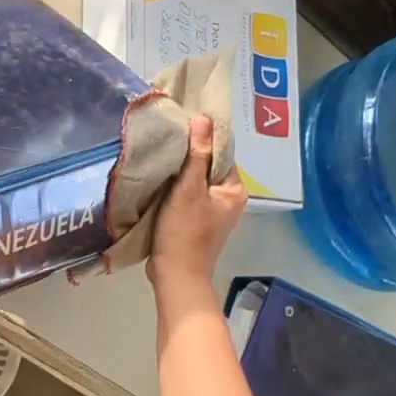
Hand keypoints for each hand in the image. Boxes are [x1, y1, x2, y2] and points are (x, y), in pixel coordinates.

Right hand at [147, 116, 245, 295]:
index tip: (180, 128)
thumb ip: (197, 155)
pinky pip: (188, 196)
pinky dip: (176, 189)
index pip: (222, 153)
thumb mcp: (188, 190)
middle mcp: (229, 199)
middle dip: (189, 155)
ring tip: (162, 157)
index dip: (202, 139)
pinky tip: (161, 181)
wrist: (175, 275)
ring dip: (180, 172)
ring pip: (197, 181)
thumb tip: (203, 120)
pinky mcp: (197, 222)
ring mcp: (214, 212)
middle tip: (167, 141)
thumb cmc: (184, 232)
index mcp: (235, 190)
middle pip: (209, 166)